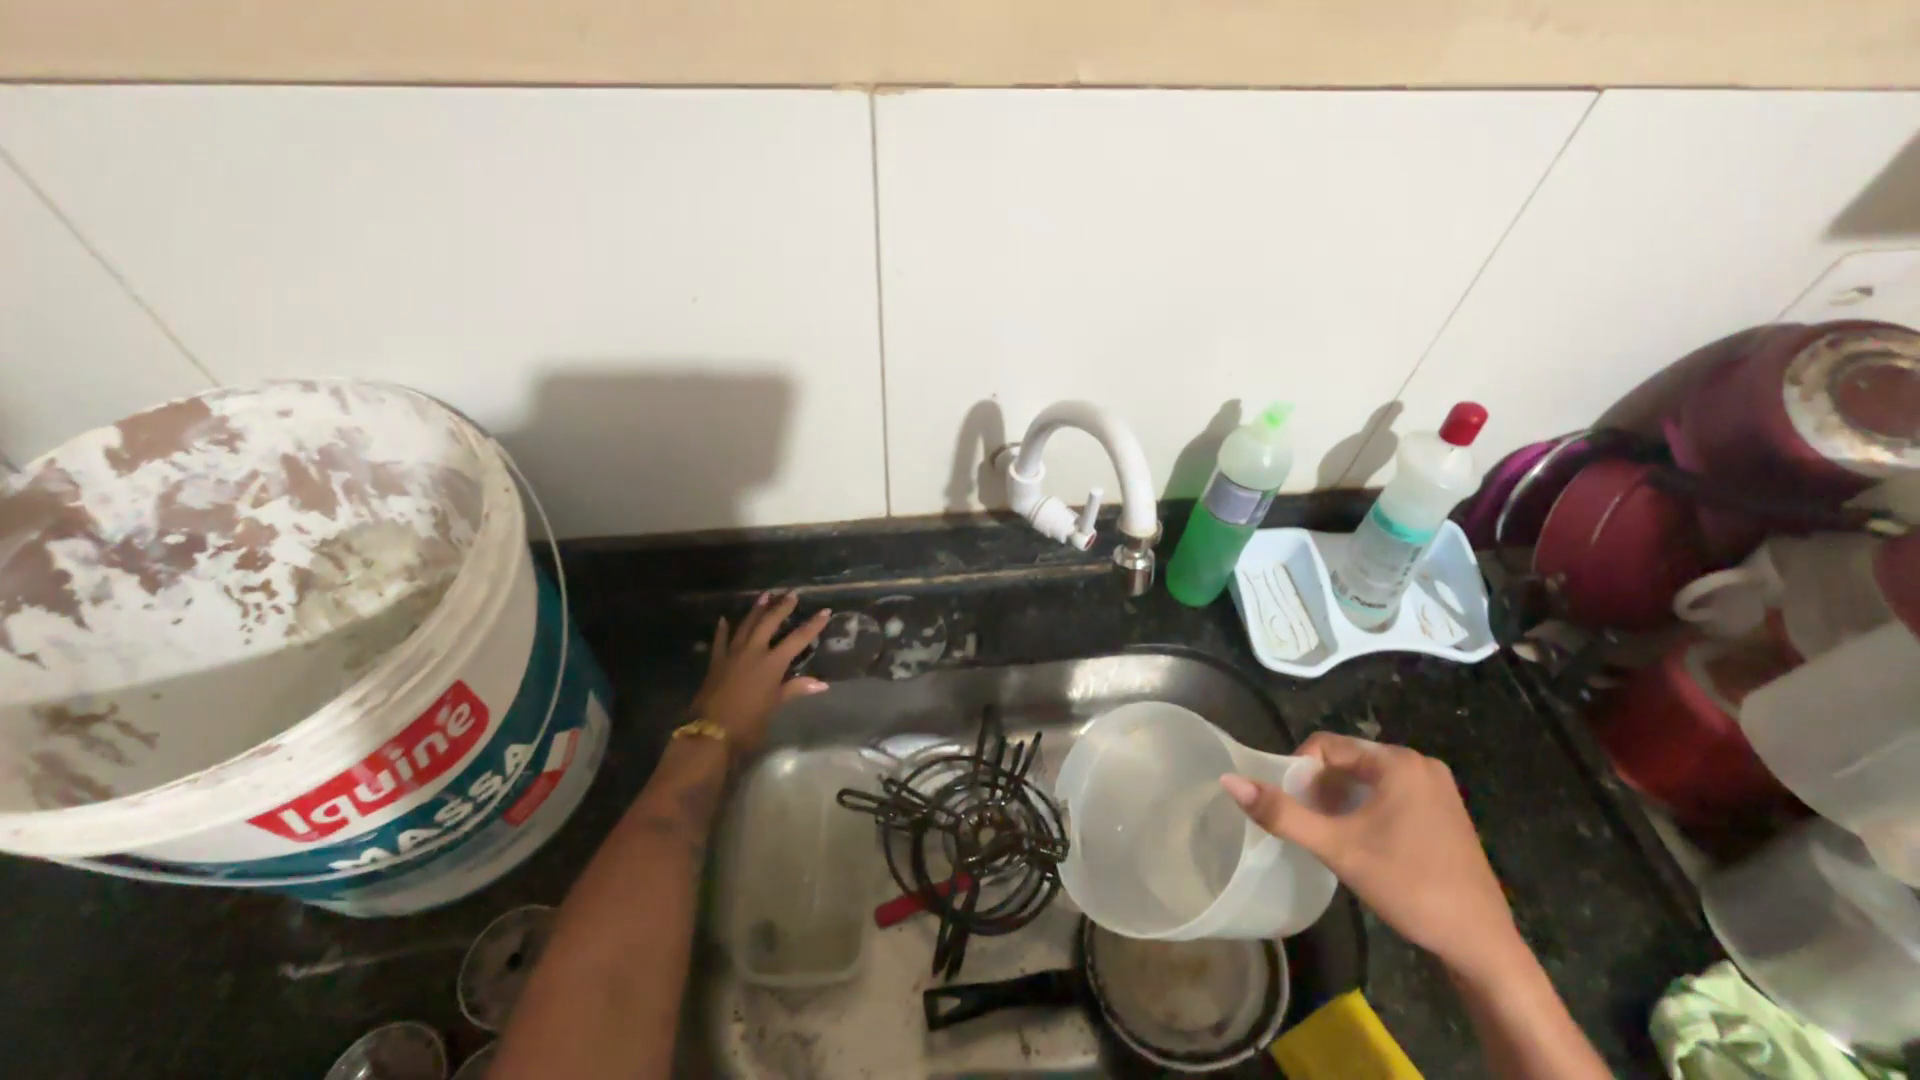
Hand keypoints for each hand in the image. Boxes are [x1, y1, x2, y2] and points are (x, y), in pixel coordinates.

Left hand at [692, 591, 830, 751]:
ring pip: (746, 625)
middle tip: (791, 594)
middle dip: (782, 608)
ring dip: (756, 610)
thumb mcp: (775, 705)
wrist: (711, 731)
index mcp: (772, 663)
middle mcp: (754, 651)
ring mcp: (732, 654)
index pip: (797, 639)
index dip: (812, 625)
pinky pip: (720, 640)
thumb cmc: (749, 722)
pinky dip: (723, 629)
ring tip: (764, 595)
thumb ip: (795, 689)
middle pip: (769, 623)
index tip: (824, 611)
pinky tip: (724, 619)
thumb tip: (821, 684)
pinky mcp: (716, 661)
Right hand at [1220, 733, 1523, 981]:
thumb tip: (1229, 781)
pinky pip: (1391, 794)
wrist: (1479, 941)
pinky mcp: (1444, 812)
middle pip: (1348, 760)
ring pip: (1368, 779)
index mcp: (1398, 762)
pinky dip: (1367, 809)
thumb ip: (1283, 813)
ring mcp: (1437, 788)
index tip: (1290, 808)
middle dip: (1320, 787)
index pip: (1327, 745)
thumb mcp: (1338, 848)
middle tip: (1308, 825)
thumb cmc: (1408, 886)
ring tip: (1330, 836)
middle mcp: (1420, 764)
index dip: (1298, 771)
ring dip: (1341, 800)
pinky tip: (1362, 843)